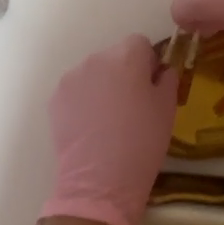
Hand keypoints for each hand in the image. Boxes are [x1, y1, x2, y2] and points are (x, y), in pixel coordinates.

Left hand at [38, 35, 178, 224]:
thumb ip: (167, 80)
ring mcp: (71, 79)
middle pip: (114, 56)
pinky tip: (91, 128)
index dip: (148, 63)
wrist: (100, 181)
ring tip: (109, 120)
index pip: (140, 43)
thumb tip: (160, 71)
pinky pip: (76, 91)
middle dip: (124, 73)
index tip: (151, 86)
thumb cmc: (142, 142)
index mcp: (126, 57)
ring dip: (102, 86)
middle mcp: (95, 59)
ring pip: (93, 73)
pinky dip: (84, 101)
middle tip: (131, 106)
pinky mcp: (56, 99)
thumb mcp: (167, 109)